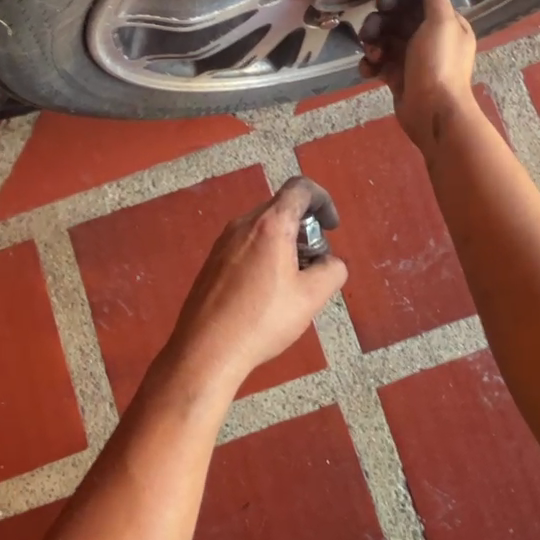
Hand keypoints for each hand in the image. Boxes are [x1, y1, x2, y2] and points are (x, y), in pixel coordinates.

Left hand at [166, 177, 347, 385]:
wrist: (206, 350)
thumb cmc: (262, 319)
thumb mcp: (311, 297)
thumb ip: (332, 271)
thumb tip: (330, 263)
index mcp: (270, 225)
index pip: (301, 188)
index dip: (324, 200)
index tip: (331, 228)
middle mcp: (243, 224)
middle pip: (282, 208)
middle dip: (306, 230)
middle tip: (314, 265)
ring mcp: (223, 242)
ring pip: (264, 228)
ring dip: (286, 244)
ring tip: (292, 284)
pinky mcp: (212, 262)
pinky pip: (247, 245)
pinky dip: (266, 255)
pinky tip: (266, 294)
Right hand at [361, 0, 476, 151]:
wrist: (432, 111)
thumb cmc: (439, 63)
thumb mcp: (441, 24)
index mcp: (446, 25)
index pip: (419, 3)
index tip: (384, 2)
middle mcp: (430, 40)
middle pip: (398, 21)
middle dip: (381, 23)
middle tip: (371, 30)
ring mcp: (413, 60)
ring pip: (386, 41)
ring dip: (373, 44)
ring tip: (373, 54)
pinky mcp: (398, 77)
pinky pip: (380, 64)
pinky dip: (371, 64)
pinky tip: (369, 69)